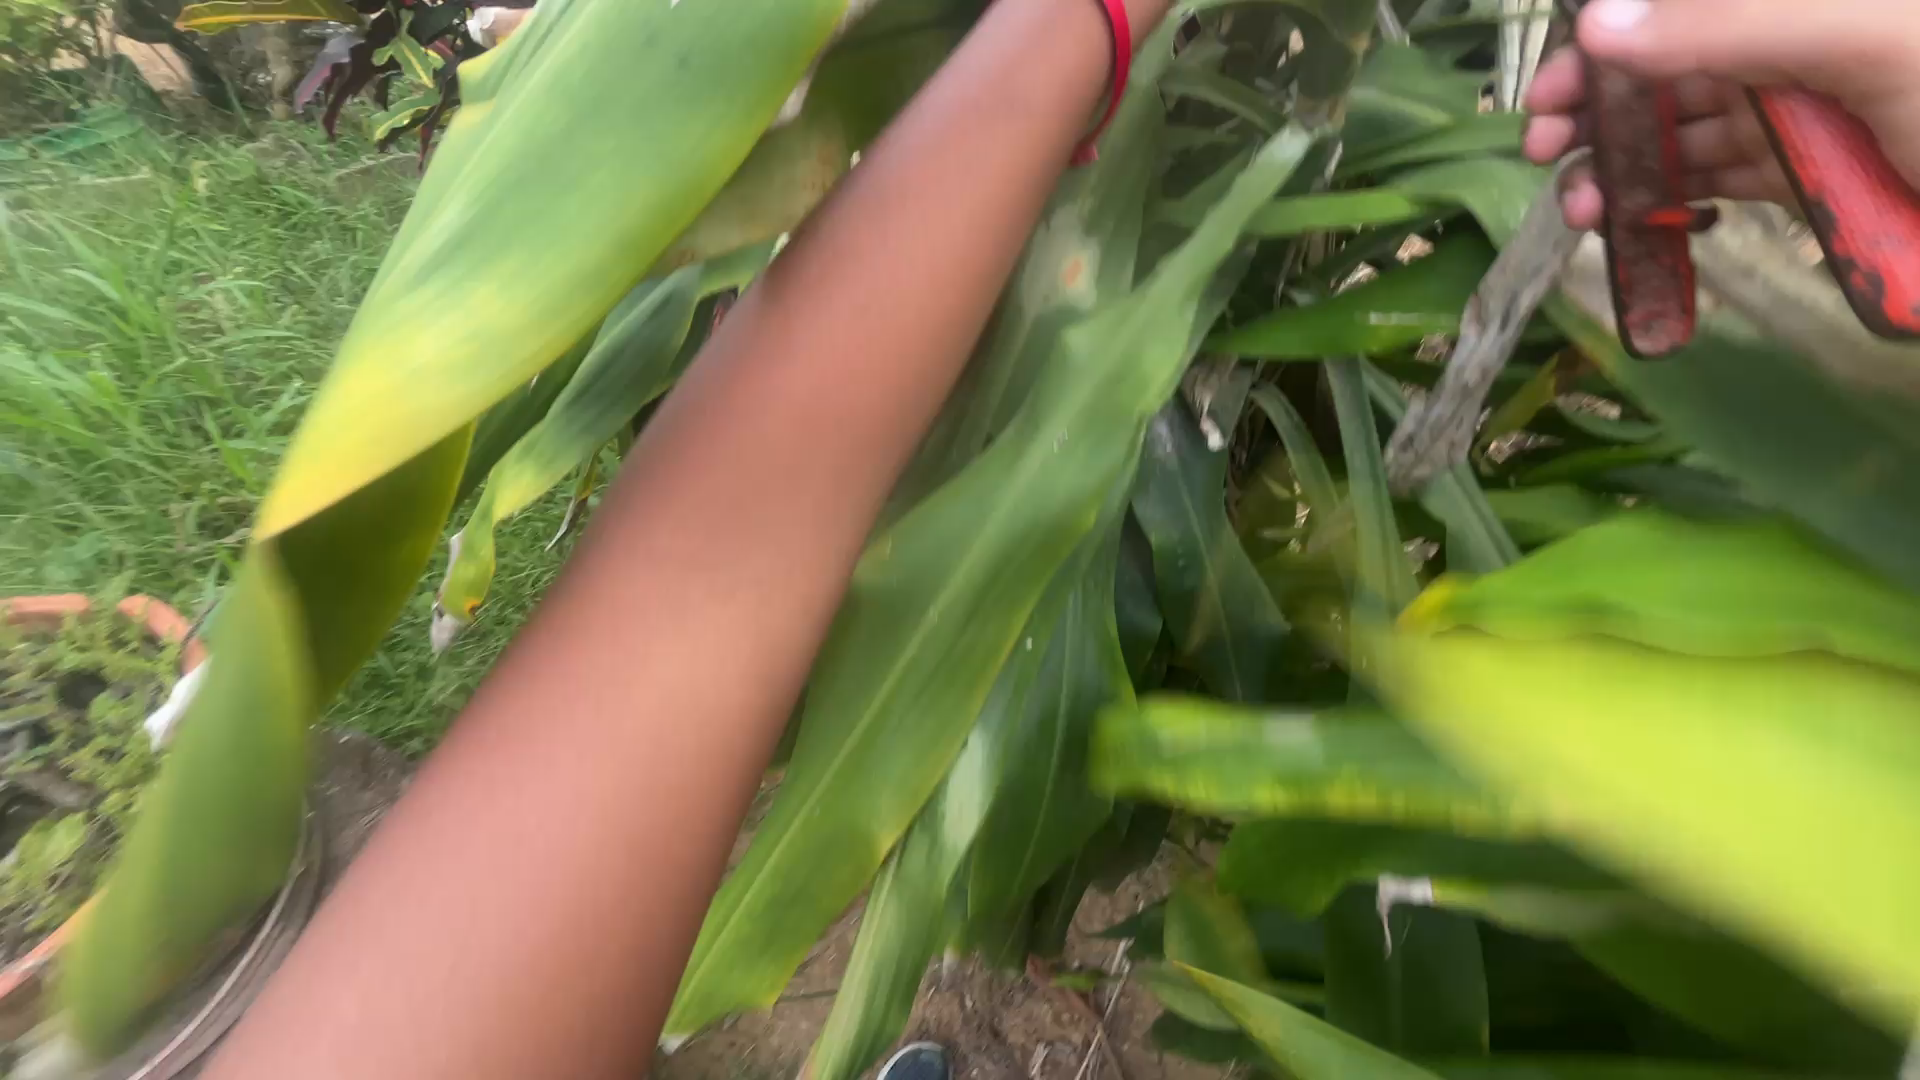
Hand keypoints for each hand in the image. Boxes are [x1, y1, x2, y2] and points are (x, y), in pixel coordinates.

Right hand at [1521, 0, 1919, 229]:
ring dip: (1616, 166)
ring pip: (1684, 129)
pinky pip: (1713, 179)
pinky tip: (1618, 221)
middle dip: (1600, 107)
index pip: (1697, 5)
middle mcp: (1809, 40)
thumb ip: (1733, 25)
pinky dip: (1659, 201)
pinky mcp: (1804, 169)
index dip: (1618, 36)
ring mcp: (1807, 107)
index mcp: (1822, 2)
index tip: (1553, 83)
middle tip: (1541, 145)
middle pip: (1678, 64)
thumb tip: (1599, 20)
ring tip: (1573, 205)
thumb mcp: (1870, 40)